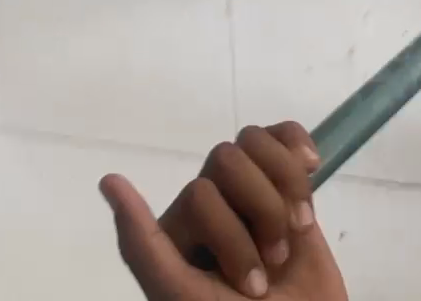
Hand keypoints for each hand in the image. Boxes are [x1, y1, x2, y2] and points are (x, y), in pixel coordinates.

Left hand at [101, 122, 347, 300]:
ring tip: (297, 231)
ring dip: (286, 188)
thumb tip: (107, 180)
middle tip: (274, 265)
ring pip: (255, 141)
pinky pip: (285, 135)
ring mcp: (249, 188)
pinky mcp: (287, 182)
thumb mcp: (182, 296)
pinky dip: (299, 150)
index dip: (231, 237)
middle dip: (262, 212)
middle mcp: (210, 200)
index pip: (201, 194)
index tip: (247, 292)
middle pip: (228, 160)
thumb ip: (143, 246)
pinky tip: (313, 169)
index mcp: (178, 226)